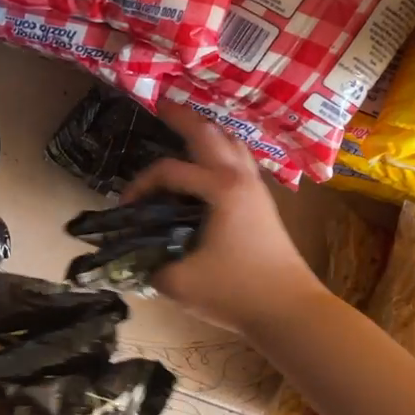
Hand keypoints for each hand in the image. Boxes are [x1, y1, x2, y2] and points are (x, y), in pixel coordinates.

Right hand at [123, 103, 327, 334]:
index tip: (124, 207)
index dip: (140, 185)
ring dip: (207, 131)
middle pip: (208, 134)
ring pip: (231, 143)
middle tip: (160, 103)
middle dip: (182, 117)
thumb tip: (134, 256)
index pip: (169, 171)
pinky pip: (240, 160)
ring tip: (186, 127)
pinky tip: (211, 162)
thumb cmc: (235, 293)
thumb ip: (149, 264)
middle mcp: (239, 179)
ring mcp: (256, 188)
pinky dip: (222, 150)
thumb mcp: (179, 282)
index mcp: (219, 189)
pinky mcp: (262, 203)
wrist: (290, 311)